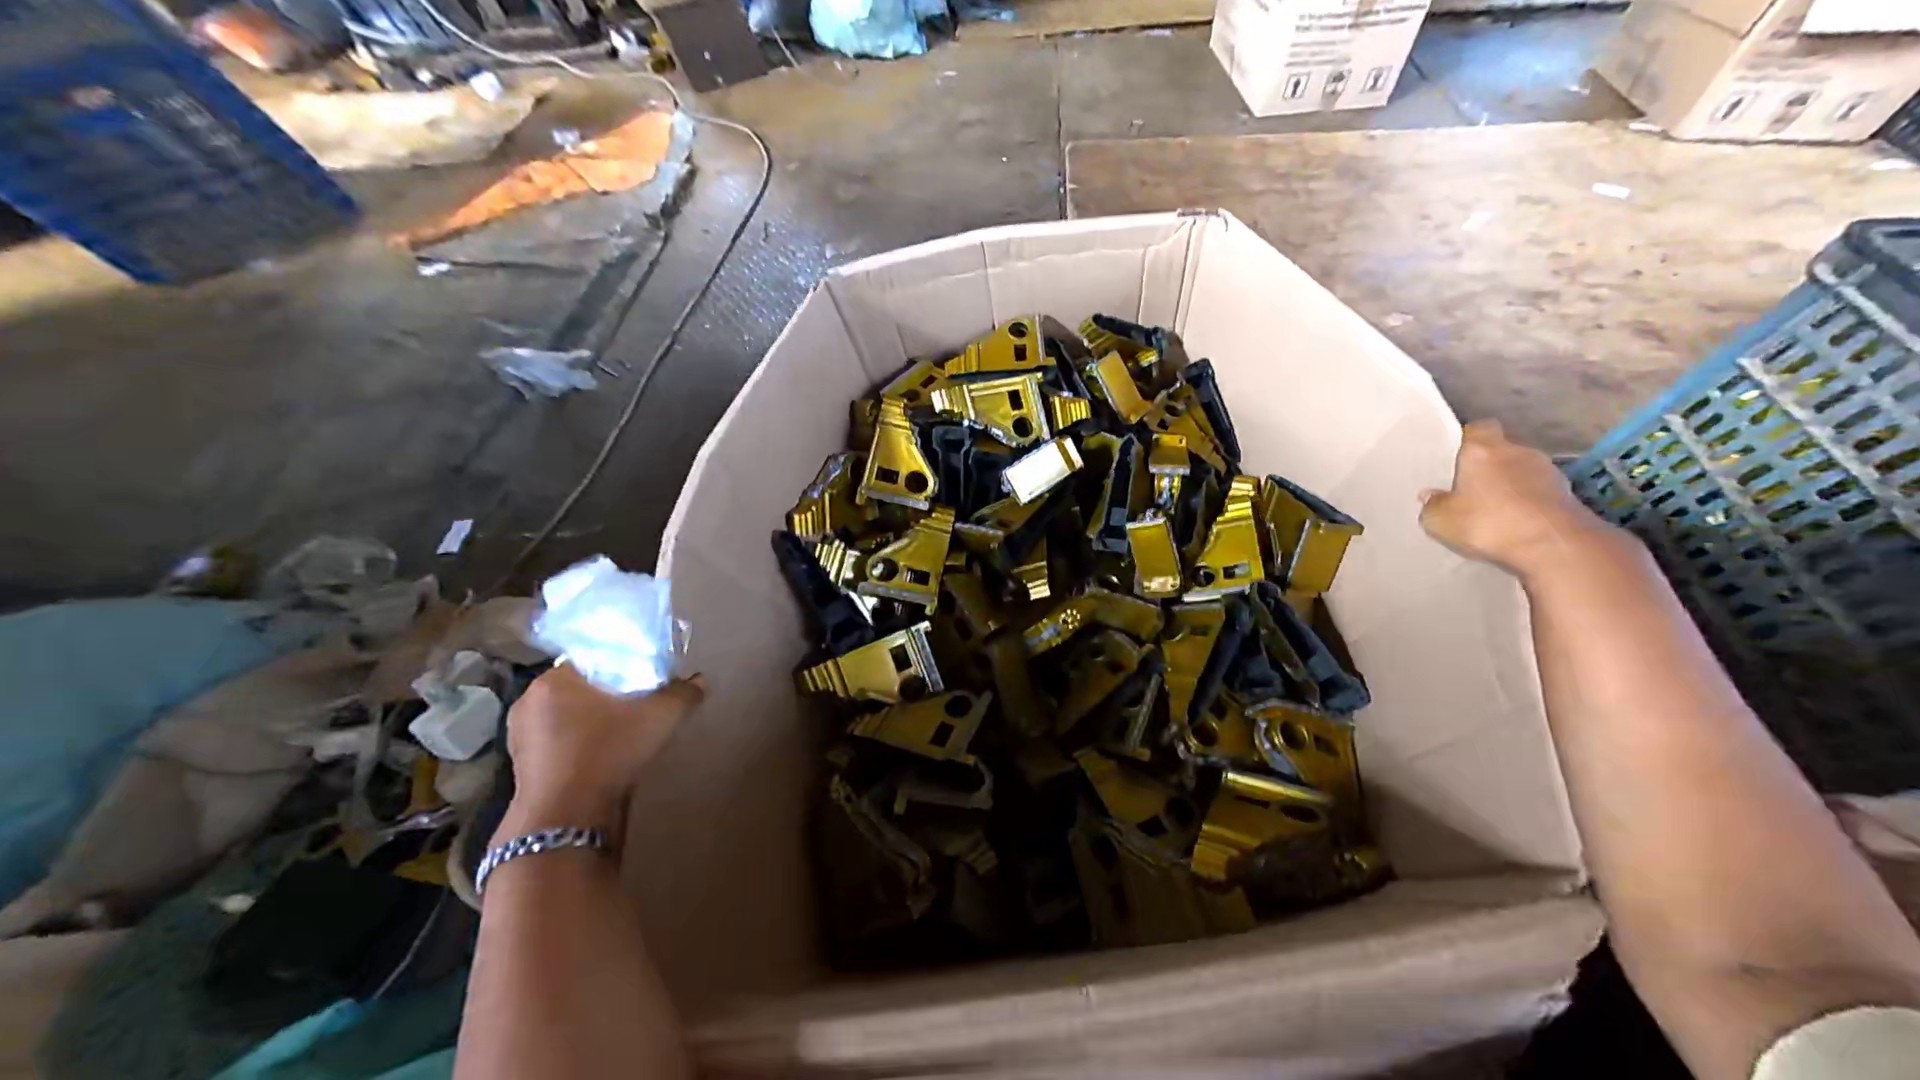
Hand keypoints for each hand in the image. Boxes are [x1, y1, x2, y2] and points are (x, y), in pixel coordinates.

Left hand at [499, 664, 705, 836]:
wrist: (565, 818)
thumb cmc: (608, 753)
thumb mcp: (659, 718)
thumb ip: (682, 694)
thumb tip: (701, 680)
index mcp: (554, 679)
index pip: (593, 659)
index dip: (621, 667)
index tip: (643, 680)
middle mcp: (529, 699)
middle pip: (579, 686)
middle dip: (606, 694)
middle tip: (636, 705)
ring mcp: (518, 734)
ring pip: (566, 714)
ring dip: (589, 719)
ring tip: (619, 731)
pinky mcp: (519, 764)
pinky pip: (555, 739)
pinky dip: (576, 741)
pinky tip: (598, 754)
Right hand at [1419, 420, 1618, 576]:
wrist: (1553, 545)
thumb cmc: (1488, 523)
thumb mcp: (1439, 520)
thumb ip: (1433, 504)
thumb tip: (1431, 495)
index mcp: (1483, 450)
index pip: (1479, 428)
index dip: (1468, 439)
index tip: (1458, 456)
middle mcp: (1518, 451)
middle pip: (1502, 449)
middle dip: (1489, 465)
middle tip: (1471, 488)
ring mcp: (1548, 471)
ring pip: (1522, 470)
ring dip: (1511, 484)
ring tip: (1495, 509)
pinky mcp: (1567, 494)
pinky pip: (1539, 491)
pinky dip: (1529, 501)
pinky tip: (1517, 522)